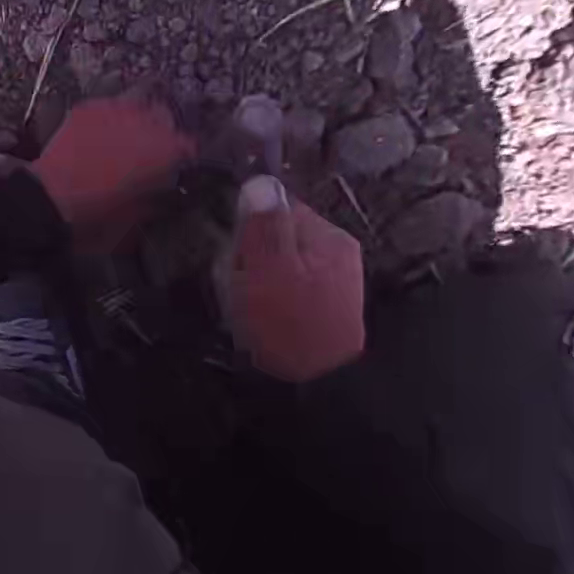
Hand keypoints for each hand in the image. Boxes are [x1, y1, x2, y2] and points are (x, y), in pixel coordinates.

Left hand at [31, 95, 193, 239]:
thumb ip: (157, 195)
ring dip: (140, 111)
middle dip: (164, 128)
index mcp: (166, 149)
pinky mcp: (88, 107)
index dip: (186, 156)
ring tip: (132, 127)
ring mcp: (116, 108)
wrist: (51, 200)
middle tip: (154, 146)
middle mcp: (146, 121)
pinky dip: (112, 113)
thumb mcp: (137, 214)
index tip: (181, 166)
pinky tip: (105, 127)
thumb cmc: (100, 215)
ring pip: (141, 95)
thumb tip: (163, 188)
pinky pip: (109, 102)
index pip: (190, 144)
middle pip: (166, 114)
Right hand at [223, 175, 364, 382]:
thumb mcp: (271, 273)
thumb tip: (259, 180)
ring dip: (253, 282)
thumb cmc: (291, 329)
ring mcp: (330, 282)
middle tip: (242, 289)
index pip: (277, 208)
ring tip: (248, 312)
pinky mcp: (322, 308)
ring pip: (275, 264)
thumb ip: (265, 226)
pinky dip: (266, 301)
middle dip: (250, 258)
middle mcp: (334, 253)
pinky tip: (260, 323)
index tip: (238, 256)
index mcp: (328, 238)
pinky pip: (283, 289)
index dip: (250, 228)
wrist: (321, 393)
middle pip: (275, 235)